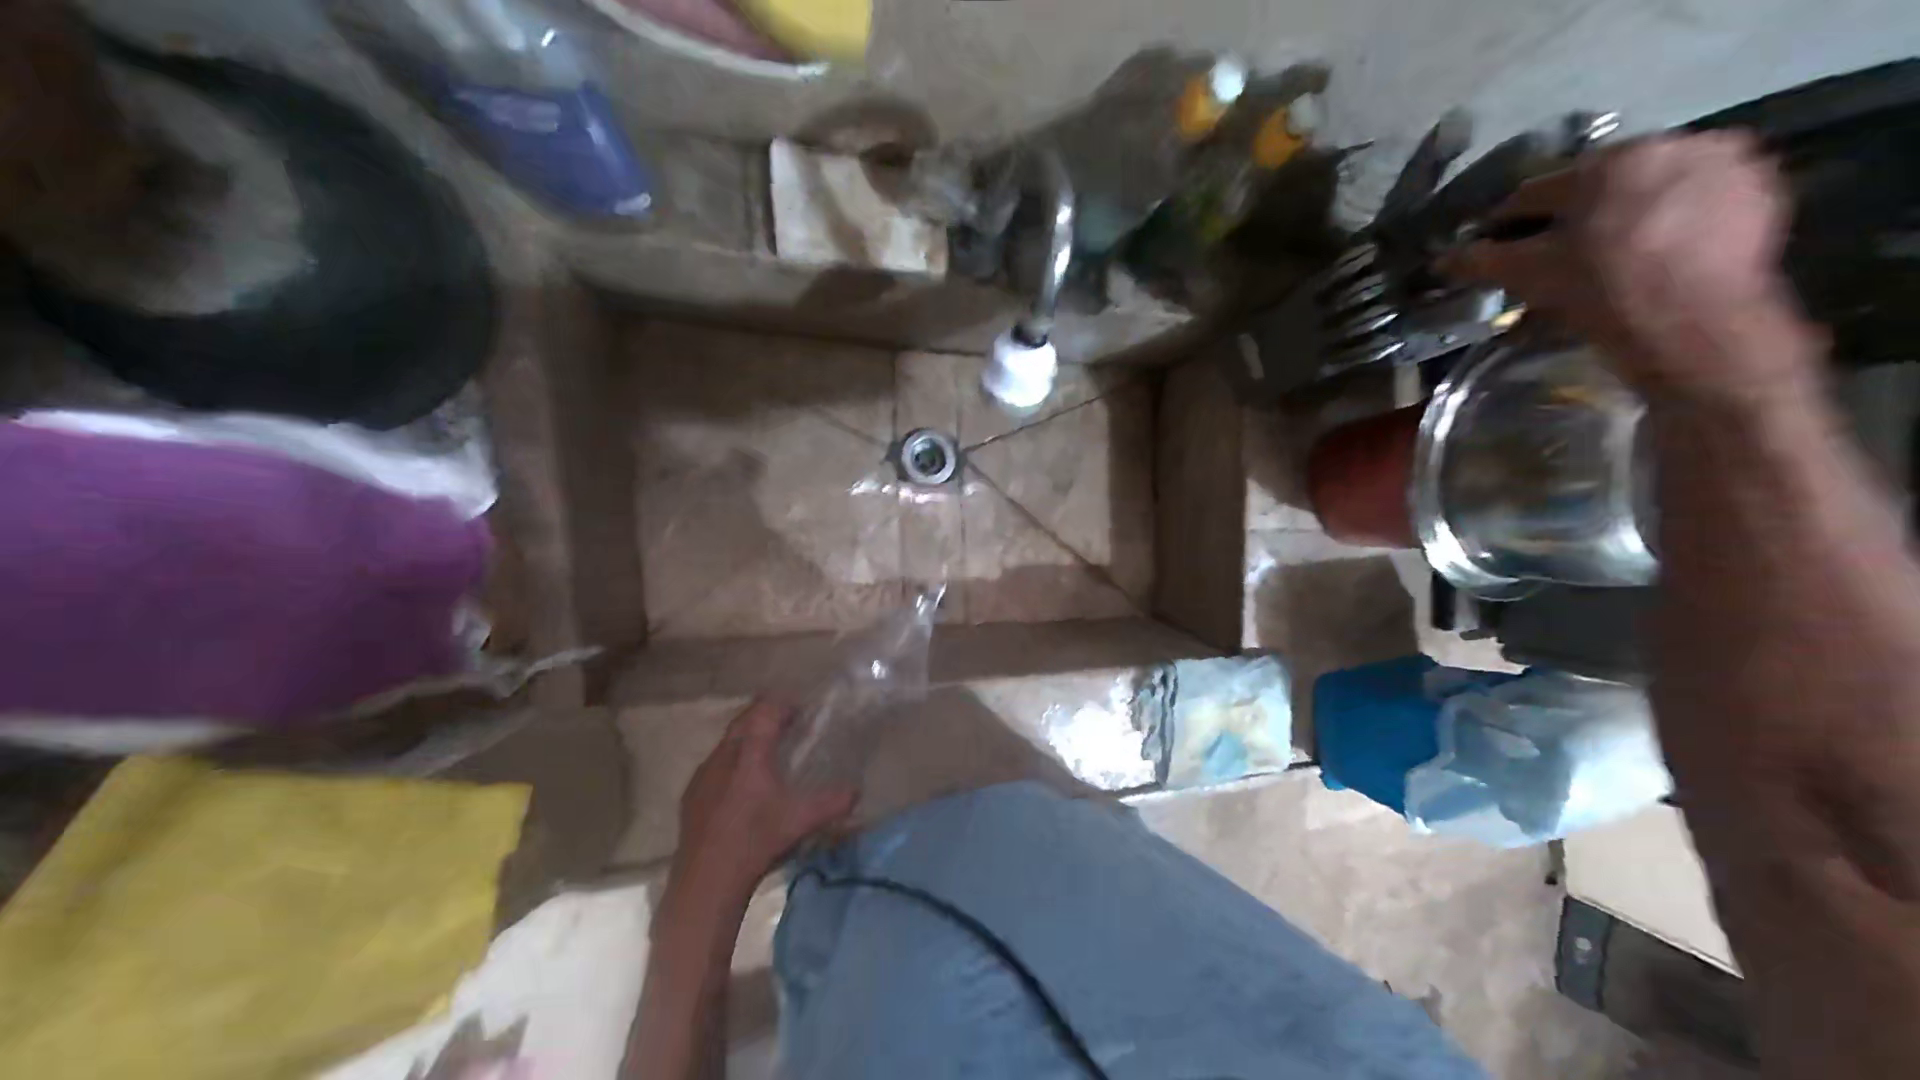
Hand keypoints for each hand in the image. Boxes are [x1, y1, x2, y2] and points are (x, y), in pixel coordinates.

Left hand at [670, 701, 856, 908]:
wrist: (706, 880)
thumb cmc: (756, 841)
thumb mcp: (801, 821)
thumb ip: (832, 802)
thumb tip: (856, 791)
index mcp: (750, 753)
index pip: (765, 710)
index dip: (782, 704)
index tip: (800, 710)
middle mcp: (724, 755)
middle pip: (743, 720)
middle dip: (765, 717)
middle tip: (787, 725)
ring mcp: (703, 774)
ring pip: (727, 742)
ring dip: (746, 739)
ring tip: (765, 754)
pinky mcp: (691, 794)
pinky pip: (714, 765)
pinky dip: (731, 763)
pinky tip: (740, 787)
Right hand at [1454, 132, 1818, 400]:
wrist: (1695, 325)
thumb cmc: (1600, 293)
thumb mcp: (1527, 277)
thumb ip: (1480, 261)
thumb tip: (1441, 259)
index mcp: (1605, 162)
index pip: (1533, 192)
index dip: (1506, 224)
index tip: (1493, 248)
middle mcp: (1667, 145)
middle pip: (1595, 185)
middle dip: (1569, 217)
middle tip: (1552, 256)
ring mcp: (1720, 163)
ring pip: (1645, 189)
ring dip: (1618, 216)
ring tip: (1602, 257)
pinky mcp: (1758, 188)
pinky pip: (1693, 197)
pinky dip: (1667, 218)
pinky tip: (1651, 252)